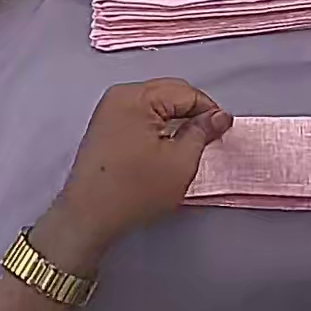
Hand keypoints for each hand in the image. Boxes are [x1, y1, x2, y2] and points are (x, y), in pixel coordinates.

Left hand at [33, 79, 232, 271]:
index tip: (222, 132)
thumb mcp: (181, 162)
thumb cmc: (135, 191)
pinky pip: (141, 113)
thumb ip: (203, 132)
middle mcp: (120, 95)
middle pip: (170, 93)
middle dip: (192, 112)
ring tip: (188, 143)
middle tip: (209, 138)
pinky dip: (158, 124)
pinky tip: (165, 145)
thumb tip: (221, 116)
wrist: (88, 217)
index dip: (210, 111)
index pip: (187, 93)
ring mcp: (109, 109)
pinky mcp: (104, 124)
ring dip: (175, 118)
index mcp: (138, 97)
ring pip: (156, 103)